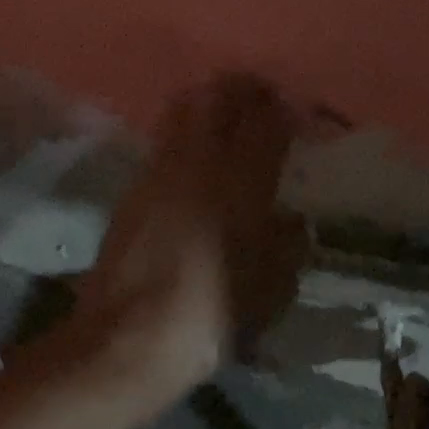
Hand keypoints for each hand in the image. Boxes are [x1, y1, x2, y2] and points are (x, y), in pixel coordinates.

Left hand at [78, 74, 307, 389]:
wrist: (127, 338)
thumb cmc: (210, 316)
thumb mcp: (271, 290)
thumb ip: (288, 245)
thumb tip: (291, 220)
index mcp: (240, 180)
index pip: (267, 117)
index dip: (288, 108)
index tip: (302, 117)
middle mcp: (197, 160)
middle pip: (219, 93)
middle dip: (246, 90)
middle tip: (265, 106)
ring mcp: (158, 169)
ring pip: (184, 107)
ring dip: (211, 104)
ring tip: (230, 126)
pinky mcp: (132, 186)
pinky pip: (164, 139)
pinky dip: (185, 134)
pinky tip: (197, 164)